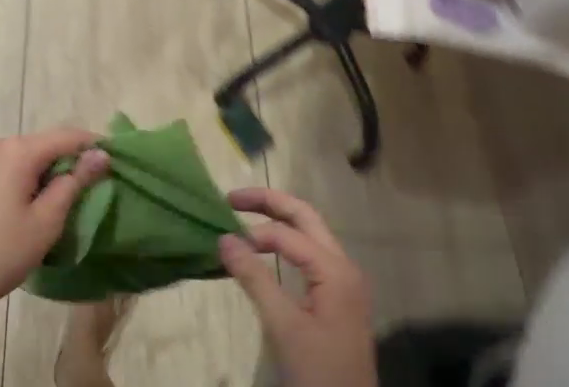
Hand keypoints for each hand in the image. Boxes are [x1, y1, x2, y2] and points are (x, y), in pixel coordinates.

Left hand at [0, 128, 111, 317]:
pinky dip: (35, 179)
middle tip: (98, 189)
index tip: (118, 163)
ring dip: (54, 172)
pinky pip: (16, 166)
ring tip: (74, 200)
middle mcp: (1, 144)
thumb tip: (101, 154)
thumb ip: (75, 182)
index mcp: (18, 150)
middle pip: (49, 144)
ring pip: (33, 156)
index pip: (67, 136)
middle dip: (74, 161)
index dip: (94, 146)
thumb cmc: (1, 251)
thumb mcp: (47, 220)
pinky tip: (43, 204)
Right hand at [219, 188, 376, 386]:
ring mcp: (345, 281)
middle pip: (306, 217)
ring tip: (246, 214)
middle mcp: (344, 266)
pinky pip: (313, 254)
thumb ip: (254, 279)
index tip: (222, 245)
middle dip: (270, 202)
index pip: (287, 234)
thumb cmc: (318, 372)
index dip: (253, 233)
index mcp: (334, 270)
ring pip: (312, 233)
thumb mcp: (282, 326)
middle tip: (232, 198)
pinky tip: (269, 248)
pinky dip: (288, 242)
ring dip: (280, 219)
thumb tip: (224, 238)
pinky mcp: (340, 296)